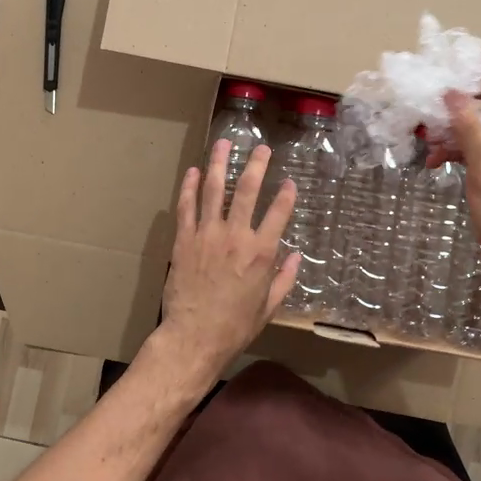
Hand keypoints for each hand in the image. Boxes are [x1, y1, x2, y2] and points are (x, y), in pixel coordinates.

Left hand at [153, 141, 299, 379]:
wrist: (194, 337)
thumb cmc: (235, 327)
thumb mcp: (269, 308)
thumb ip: (284, 280)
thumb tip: (296, 257)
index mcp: (260, 254)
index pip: (278, 214)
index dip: (286, 195)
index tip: (290, 182)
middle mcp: (235, 237)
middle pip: (247, 191)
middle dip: (256, 166)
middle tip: (262, 148)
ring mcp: (207, 235)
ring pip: (214, 190)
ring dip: (220, 164)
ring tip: (224, 144)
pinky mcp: (184, 240)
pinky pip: (187, 207)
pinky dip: (190, 187)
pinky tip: (194, 171)